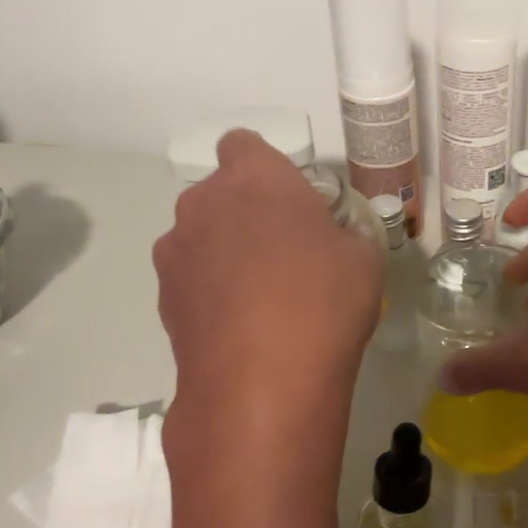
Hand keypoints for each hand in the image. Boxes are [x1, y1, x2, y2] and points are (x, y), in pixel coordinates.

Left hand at [153, 131, 382, 473]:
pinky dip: (210, 294)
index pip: (243, 145)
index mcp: (254, 176)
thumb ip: (347, 235)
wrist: (263, 383)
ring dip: (223, 254)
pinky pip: (191, 281)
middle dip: (245, 213)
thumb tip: (337, 242)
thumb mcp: (364, 260)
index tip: (289, 201)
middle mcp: (203, 203)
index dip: (264, 169)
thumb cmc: (324, 302)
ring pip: (200, 238)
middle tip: (284, 252)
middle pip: (219, 194)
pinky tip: (240, 329)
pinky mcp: (162, 299)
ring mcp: (175, 252)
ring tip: (260, 299)